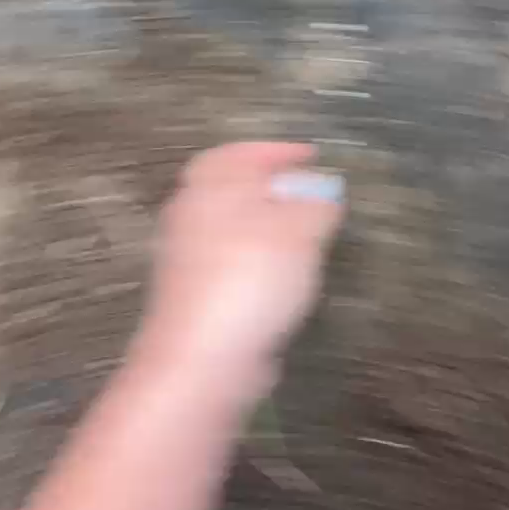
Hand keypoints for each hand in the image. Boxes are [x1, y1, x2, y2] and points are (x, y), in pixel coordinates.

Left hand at [134, 142, 345, 394]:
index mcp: (210, 187)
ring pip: (228, 222)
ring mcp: (187, 255)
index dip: (277, 151)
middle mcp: (191, 214)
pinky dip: (255, 252)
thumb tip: (321, 189)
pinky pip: (228, 257)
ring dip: (262, 219)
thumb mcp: (297, 231)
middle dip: (268, 183)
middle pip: (228, 185)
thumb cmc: (248, 281)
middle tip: (303, 189)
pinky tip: (277, 271)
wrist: (201, 359)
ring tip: (299, 228)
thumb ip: (314, 203)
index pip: (239, 152)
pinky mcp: (194, 292)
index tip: (310, 155)